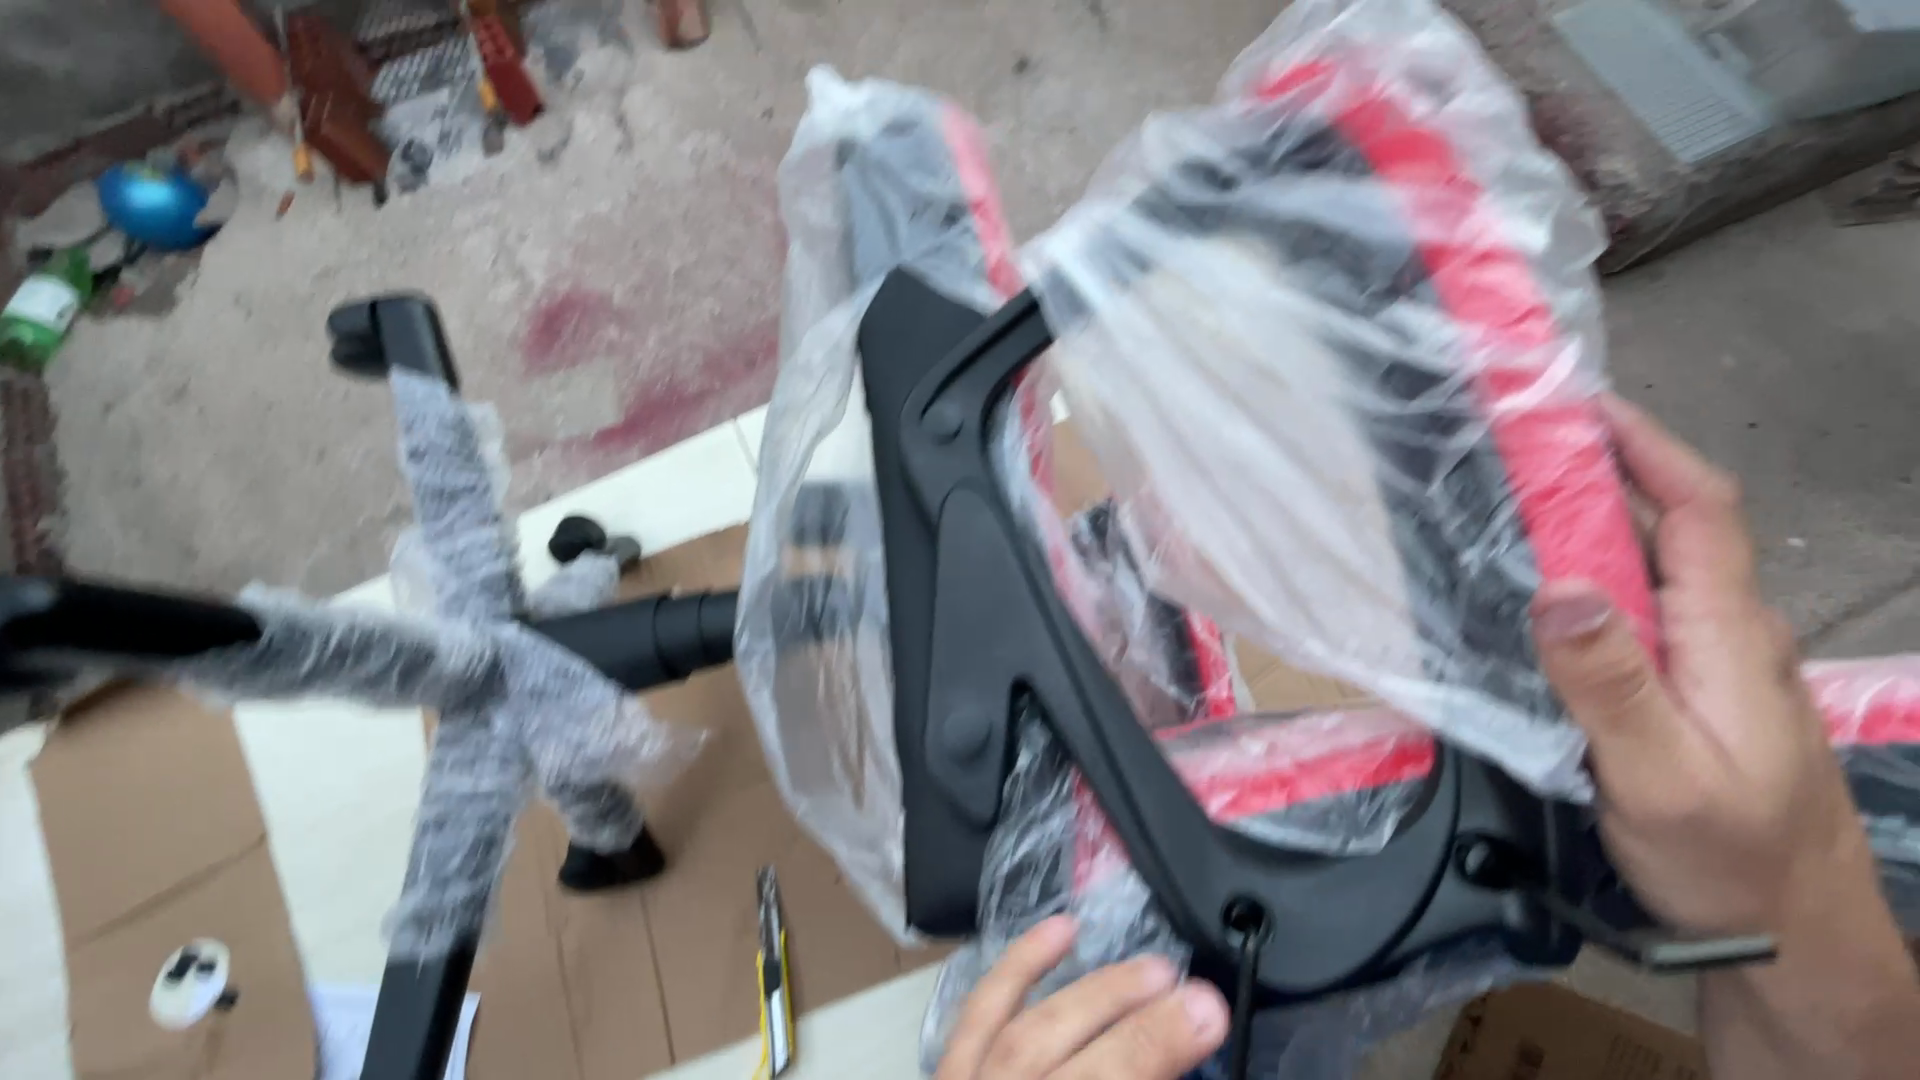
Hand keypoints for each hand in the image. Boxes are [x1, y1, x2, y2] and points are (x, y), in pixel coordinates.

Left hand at [936, 917, 1229, 1079]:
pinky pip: (979, 1013)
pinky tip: (1059, 931)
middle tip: (1198, 998)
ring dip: (1093, 995)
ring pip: (1027, 1032)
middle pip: (1071, 1067)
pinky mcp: (944, 1077)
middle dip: (1139, 1032)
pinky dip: (1018, 967)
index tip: (1209, 1019)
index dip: (1153, 1056)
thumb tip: (1178, 1076)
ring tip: (1152, 969)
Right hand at [1529, 395, 1877, 935]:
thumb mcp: (1659, 776)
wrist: (1787, 931)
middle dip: (1598, 470)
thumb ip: (1611, 684)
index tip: (1580, 408)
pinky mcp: (1678, 683)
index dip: (1647, 449)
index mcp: (1724, 636)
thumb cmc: (1727, 855)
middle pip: (1668, 527)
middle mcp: (1719, 632)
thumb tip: (1558, 588)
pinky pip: (1631, 606)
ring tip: (1505, 499)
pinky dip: (1583, 570)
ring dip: (1584, 519)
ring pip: (1646, 567)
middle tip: (1512, 447)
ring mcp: (1702, 659)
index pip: (1699, 513)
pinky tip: (1534, 581)